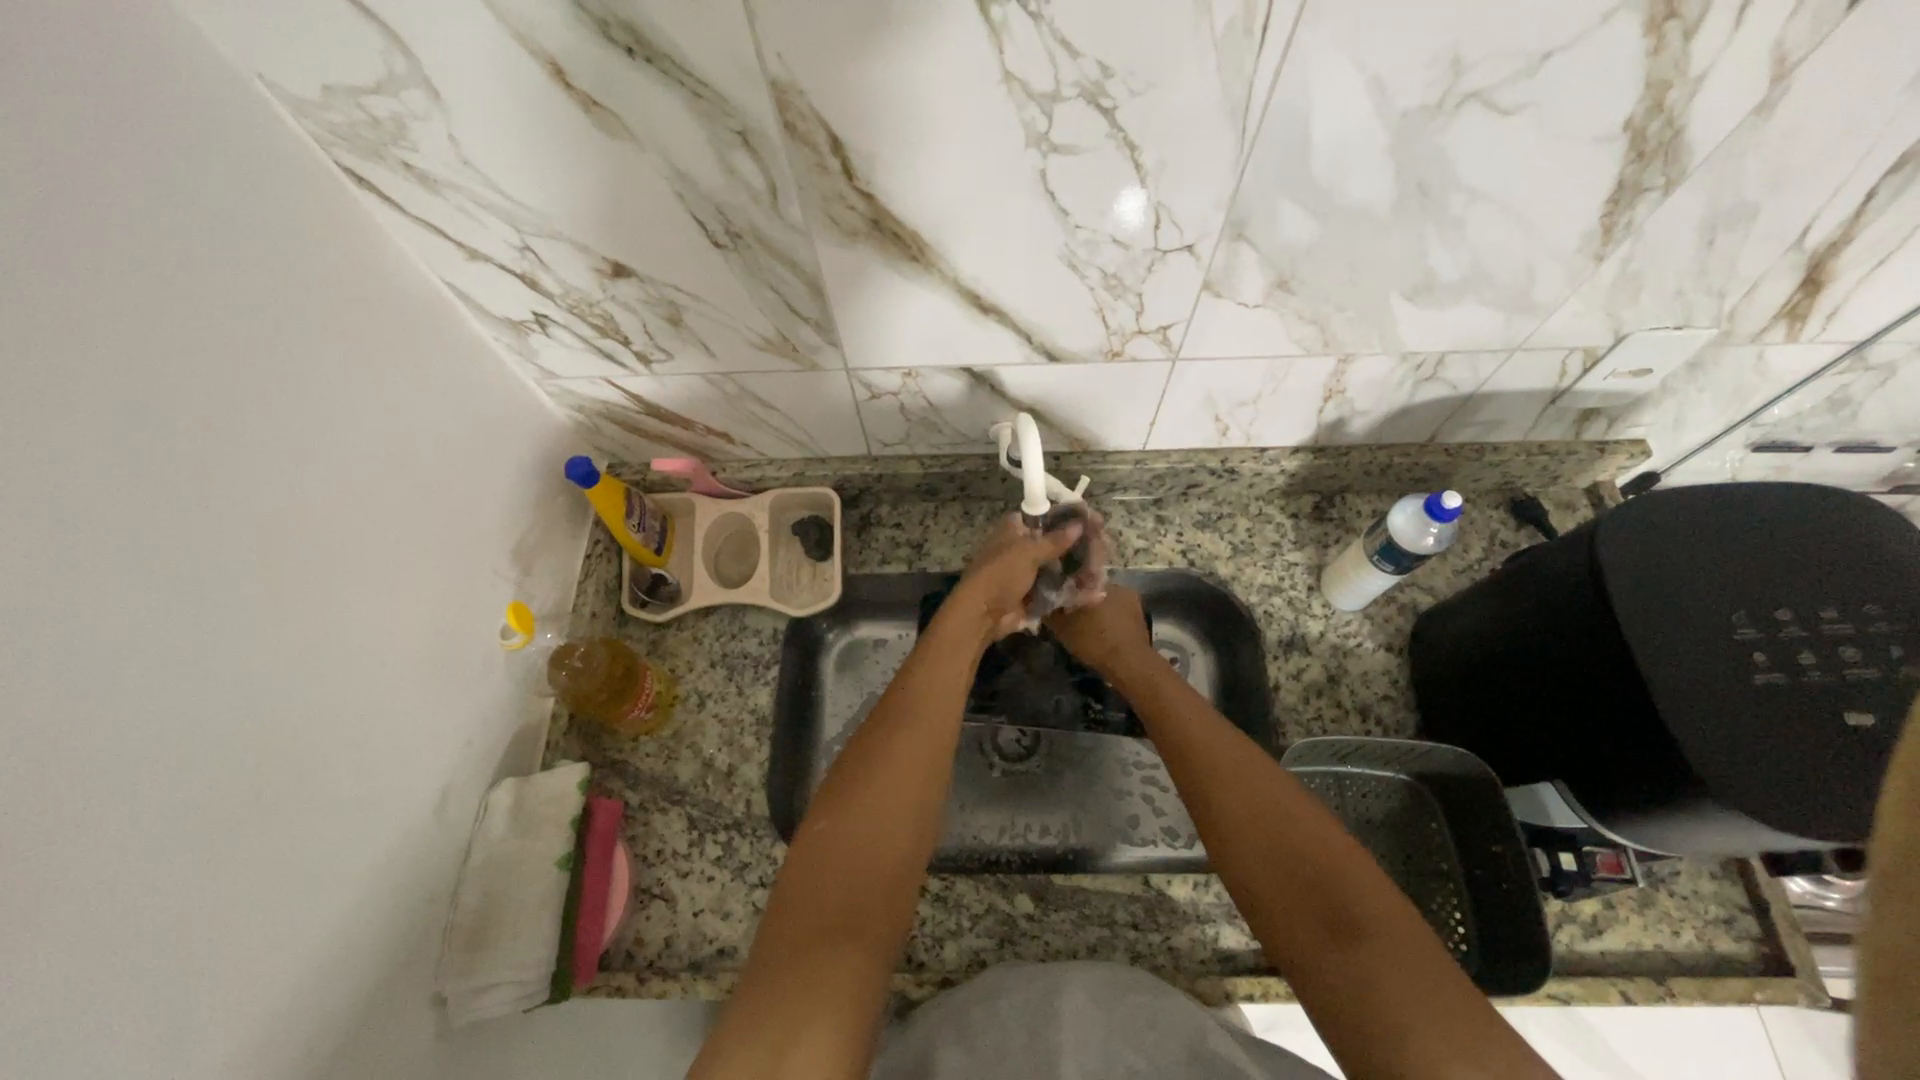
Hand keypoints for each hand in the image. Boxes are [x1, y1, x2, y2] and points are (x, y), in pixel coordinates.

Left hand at [941, 513, 1086, 644]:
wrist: (981, 614)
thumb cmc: (1000, 574)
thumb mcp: (1027, 552)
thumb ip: (1055, 540)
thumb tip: (1078, 525)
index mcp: (1016, 529)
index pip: (1048, 517)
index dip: (1072, 518)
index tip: (1096, 521)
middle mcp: (1025, 548)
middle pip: (1060, 543)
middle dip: (1083, 548)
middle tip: (1105, 550)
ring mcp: (1031, 573)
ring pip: (1063, 568)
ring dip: (1083, 571)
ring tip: (1100, 575)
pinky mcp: (1036, 595)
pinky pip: (1060, 590)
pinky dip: (1076, 592)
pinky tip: (1096, 593)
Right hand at [1045, 585, 1154, 679]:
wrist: (1129, 663)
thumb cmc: (1094, 641)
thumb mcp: (1062, 628)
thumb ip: (1050, 611)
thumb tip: (1042, 601)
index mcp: (1098, 583)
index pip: (1078, 578)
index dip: (1067, 588)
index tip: (1059, 600)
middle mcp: (1117, 586)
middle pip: (1094, 590)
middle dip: (1084, 600)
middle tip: (1073, 616)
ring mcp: (1132, 600)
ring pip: (1108, 602)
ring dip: (1099, 611)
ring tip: (1088, 627)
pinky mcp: (1140, 617)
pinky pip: (1119, 614)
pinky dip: (1110, 621)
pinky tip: (1103, 634)